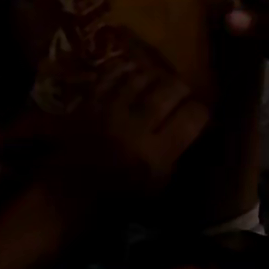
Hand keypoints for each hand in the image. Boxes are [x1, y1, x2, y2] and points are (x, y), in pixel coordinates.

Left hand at [41, 61, 210, 214]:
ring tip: (161, 80)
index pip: (192, 118)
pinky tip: (134, 71)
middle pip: (169, 91)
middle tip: (184, 92)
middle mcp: (137, 127)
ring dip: (156, 76)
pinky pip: (111, 76)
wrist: (67, 195)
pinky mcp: (89, 103)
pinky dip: (125, 70)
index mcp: (157, 153)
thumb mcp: (156, 188)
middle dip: (182, 88)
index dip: (202, 112)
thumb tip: (186, 134)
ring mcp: (110, 112)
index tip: (201, 114)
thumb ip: (173, 158)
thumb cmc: (117, 199)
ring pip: (141, 78)